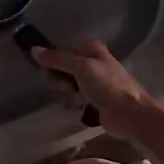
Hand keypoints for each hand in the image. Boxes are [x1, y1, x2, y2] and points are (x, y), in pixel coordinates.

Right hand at [30, 41, 163, 144]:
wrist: (130, 114)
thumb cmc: (107, 86)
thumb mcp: (81, 68)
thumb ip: (57, 58)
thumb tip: (33, 49)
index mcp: (90, 49)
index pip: (60, 52)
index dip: (52, 63)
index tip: (48, 73)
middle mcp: (91, 62)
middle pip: (62, 69)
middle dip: (61, 81)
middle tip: (69, 88)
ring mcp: (93, 81)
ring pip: (66, 85)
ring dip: (68, 94)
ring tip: (79, 100)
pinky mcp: (93, 99)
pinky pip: (74, 98)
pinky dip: (75, 103)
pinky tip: (82, 108)